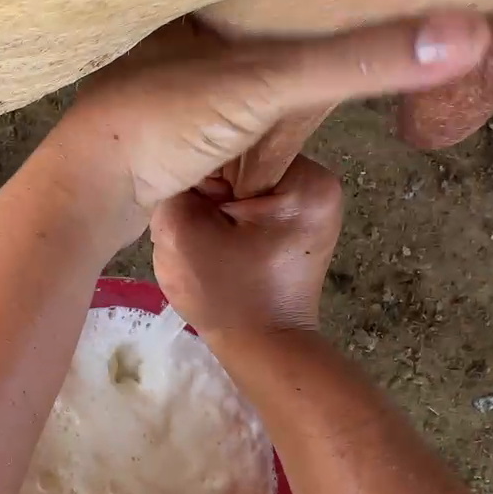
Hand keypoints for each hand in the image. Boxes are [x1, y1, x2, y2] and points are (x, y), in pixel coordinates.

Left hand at [45, 12, 488, 211]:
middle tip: (388, 5)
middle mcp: (175, 35)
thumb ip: (357, 61)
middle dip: (314, 19)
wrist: (85, 196)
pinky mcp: (164, 125)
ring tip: (358, 45)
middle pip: (262, 19)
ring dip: (286, 65)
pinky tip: (290, 104)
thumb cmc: (160, 125)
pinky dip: (259, 104)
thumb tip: (475, 31)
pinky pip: (228, 104)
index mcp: (191, 4)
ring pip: (244, 64)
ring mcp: (166, 82)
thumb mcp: (264, 86)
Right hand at [151, 155, 342, 337]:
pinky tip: (216, 241)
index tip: (184, 204)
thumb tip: (174, 166)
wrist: (263, 347)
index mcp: (302, 178)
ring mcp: (314, 203)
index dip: (196, 173)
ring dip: (213, 205)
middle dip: (206, 191)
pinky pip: (251, 202)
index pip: (231, 146)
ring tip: (202, 236)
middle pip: (238, 163)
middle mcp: (318, 181)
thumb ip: (173, 186)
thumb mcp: (180, 234)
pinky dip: (228, 217)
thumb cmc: (226, 293)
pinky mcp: (300, 224)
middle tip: (191, 226)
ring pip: (241, 184)